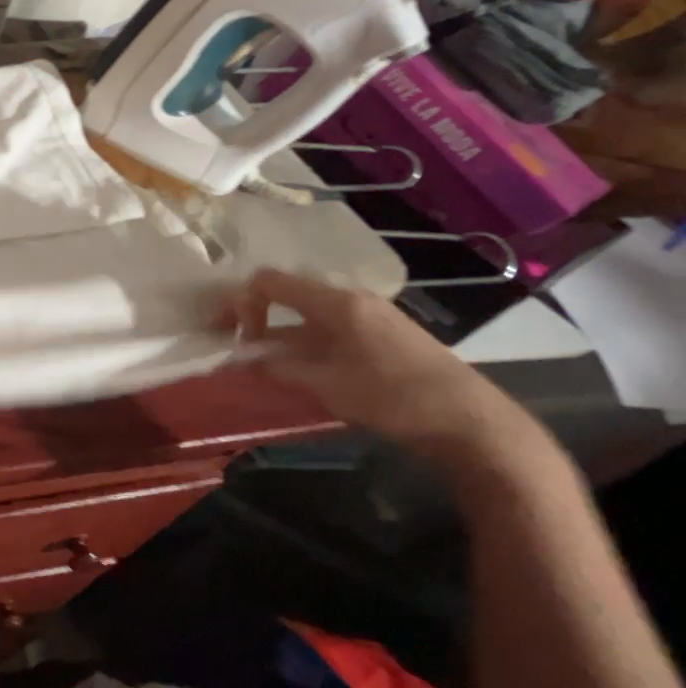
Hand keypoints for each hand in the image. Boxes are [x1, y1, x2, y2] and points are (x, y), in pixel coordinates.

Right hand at [224, 268, 538, 459]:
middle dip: (256, 314)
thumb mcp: (326, 386)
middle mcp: (353, 299)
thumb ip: (278, 368)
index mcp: (337, 302)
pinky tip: (303, 367)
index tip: (231, 334)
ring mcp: (373, 316)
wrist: (473, 424)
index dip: (239, 302)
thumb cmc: (393, 398)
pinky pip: (331, 327)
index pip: (269, 281)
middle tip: (236, 341)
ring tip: (265, 360)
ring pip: (309, 313)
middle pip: (288, 293)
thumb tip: (243, 360)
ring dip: (281, 332)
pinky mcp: (385, 336)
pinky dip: (306, 340)